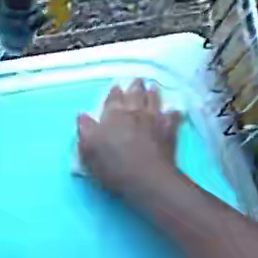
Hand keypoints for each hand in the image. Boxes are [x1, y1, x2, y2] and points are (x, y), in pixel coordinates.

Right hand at [77, 79, 183, 197]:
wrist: (146, 178)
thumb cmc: (112, 167)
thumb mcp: (89, 150)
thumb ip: (85, 130)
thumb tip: (82, 115)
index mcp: (113, 115)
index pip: (113, 99)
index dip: (114, 93)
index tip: (116, 87)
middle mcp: (134, 112)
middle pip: (135, 95)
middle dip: (135, 87)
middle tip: (137, 80)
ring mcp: (154, 119)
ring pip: (154, 100)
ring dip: (153, 93)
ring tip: (153, 87)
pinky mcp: (169, 131)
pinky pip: (173, 117)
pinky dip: (173, 112)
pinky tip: (174, 110)